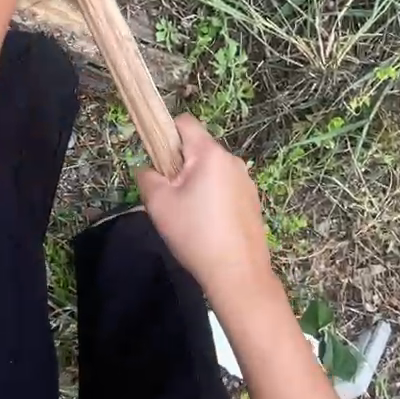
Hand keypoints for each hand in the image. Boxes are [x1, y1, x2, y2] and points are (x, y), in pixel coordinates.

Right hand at [138, 115, 273, 302]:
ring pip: (211, 170)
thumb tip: (149, 170)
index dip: (166, 134)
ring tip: (189, 215)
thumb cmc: (196, 234)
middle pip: (198, 148)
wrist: (239, 276)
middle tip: (171, 196)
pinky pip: (225, 187)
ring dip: (197, 183)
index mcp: (209, 154)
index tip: (158, 162)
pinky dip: (213, 198)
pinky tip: (208, 227)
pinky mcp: (253, 200)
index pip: (184, 122)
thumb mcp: (159, 204)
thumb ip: (147, 177)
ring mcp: (246, 181)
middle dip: (181, 165)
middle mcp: (231, 160)